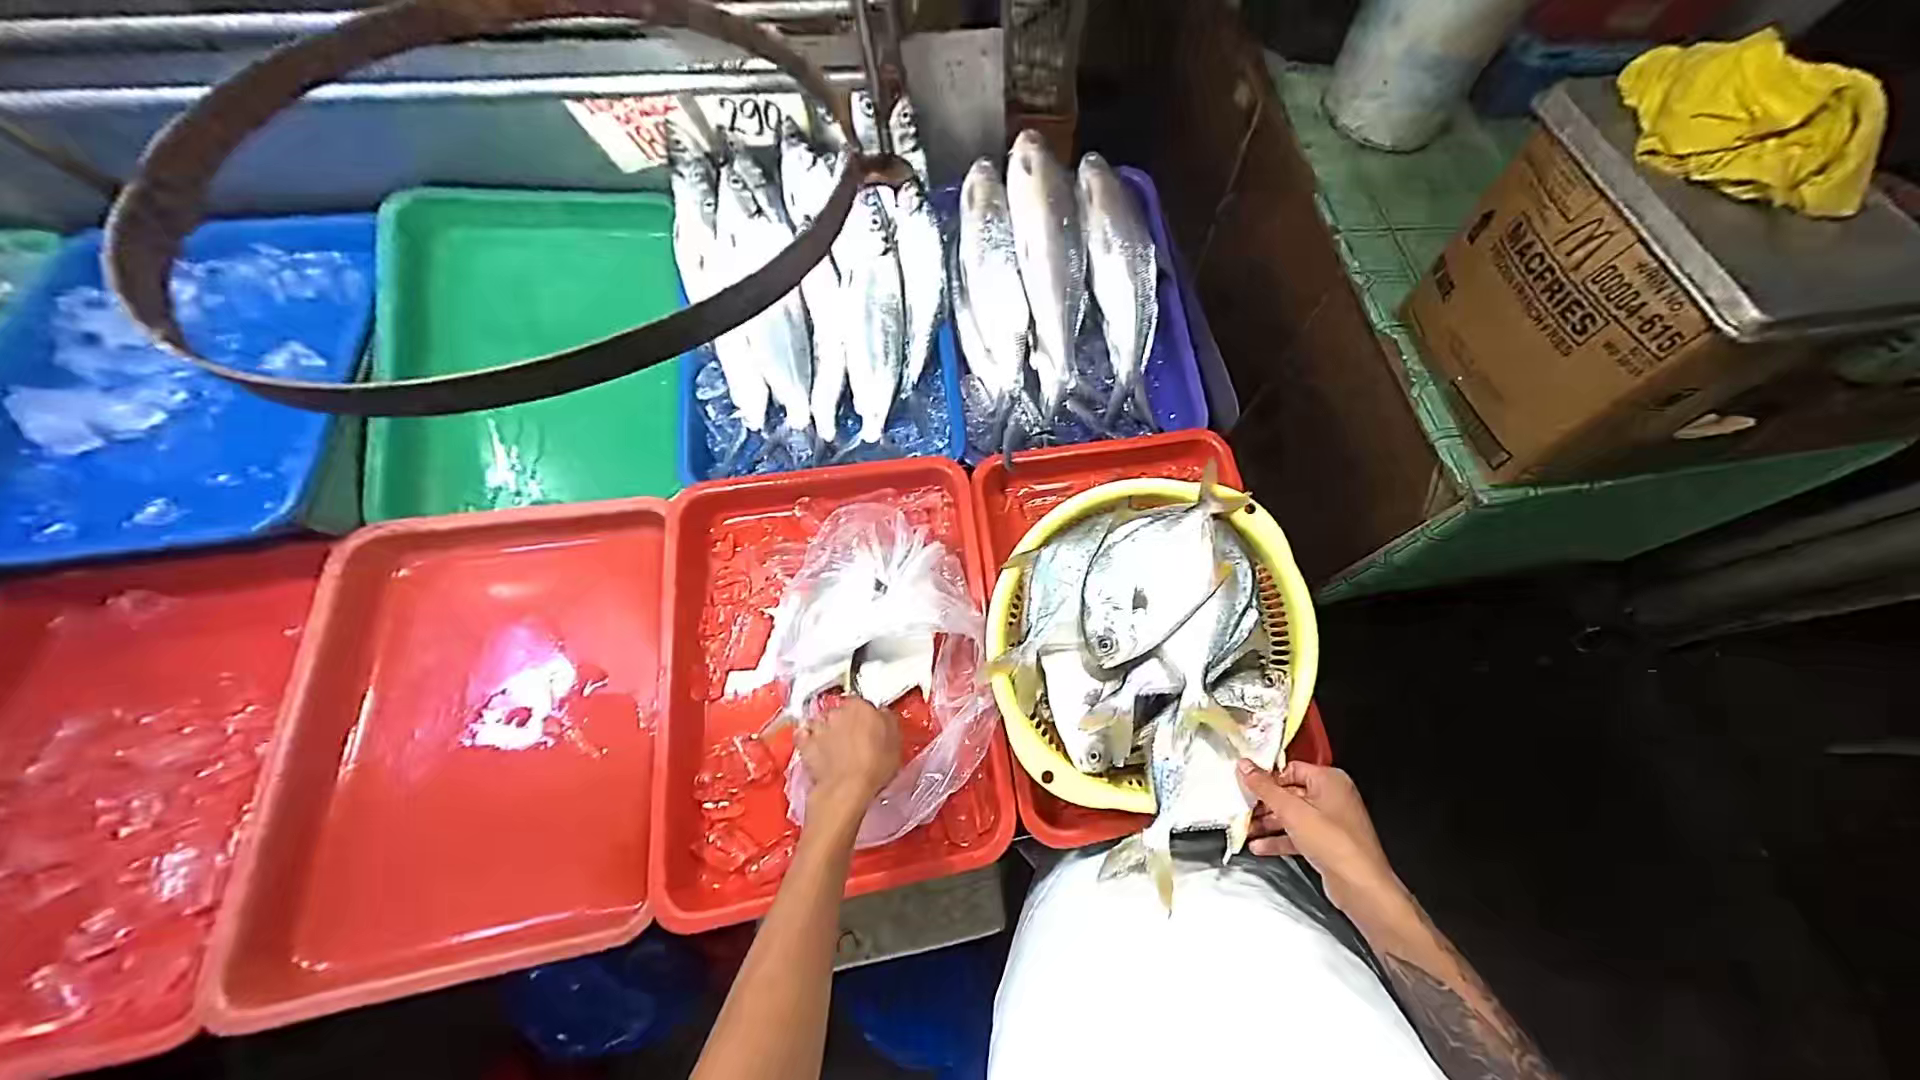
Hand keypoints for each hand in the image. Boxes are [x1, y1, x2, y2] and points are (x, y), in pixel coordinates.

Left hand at [797, 697, 900, 825]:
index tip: (867, 726)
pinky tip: (813, 748)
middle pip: (839, 711)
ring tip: (832, 746)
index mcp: (861, 706)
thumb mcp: (895, 741)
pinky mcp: (804, 744)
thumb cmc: (876, 765)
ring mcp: (818, 727)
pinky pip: (803, 735)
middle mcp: (837, 711)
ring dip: (825, 730)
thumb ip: (887, 720)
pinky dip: (806, 739)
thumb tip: (881, 713)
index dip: (863, 715)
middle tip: (851, 738)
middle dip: (843, 722)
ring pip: (820, 722)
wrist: (847, 789)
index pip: (860, 702)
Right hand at [1237, 760, 1412, 926]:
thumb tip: (1245, 766)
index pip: (1290, 769)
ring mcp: (1331, 821)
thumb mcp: (1291, 810)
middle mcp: (1332, 797)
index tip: (1246, 783)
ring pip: (1292, 815)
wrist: (1362, 888)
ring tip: (1246, 829)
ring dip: (1268, 823)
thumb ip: (1264, 787)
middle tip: (1242, 807)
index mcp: (1329, 780)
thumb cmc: (1334, 843)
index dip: (1267, 777)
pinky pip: (1298, 834)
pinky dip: (1279, 839)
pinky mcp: (1327, 843)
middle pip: (1289, 793)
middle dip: (1264, 804)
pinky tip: (1259, 846)